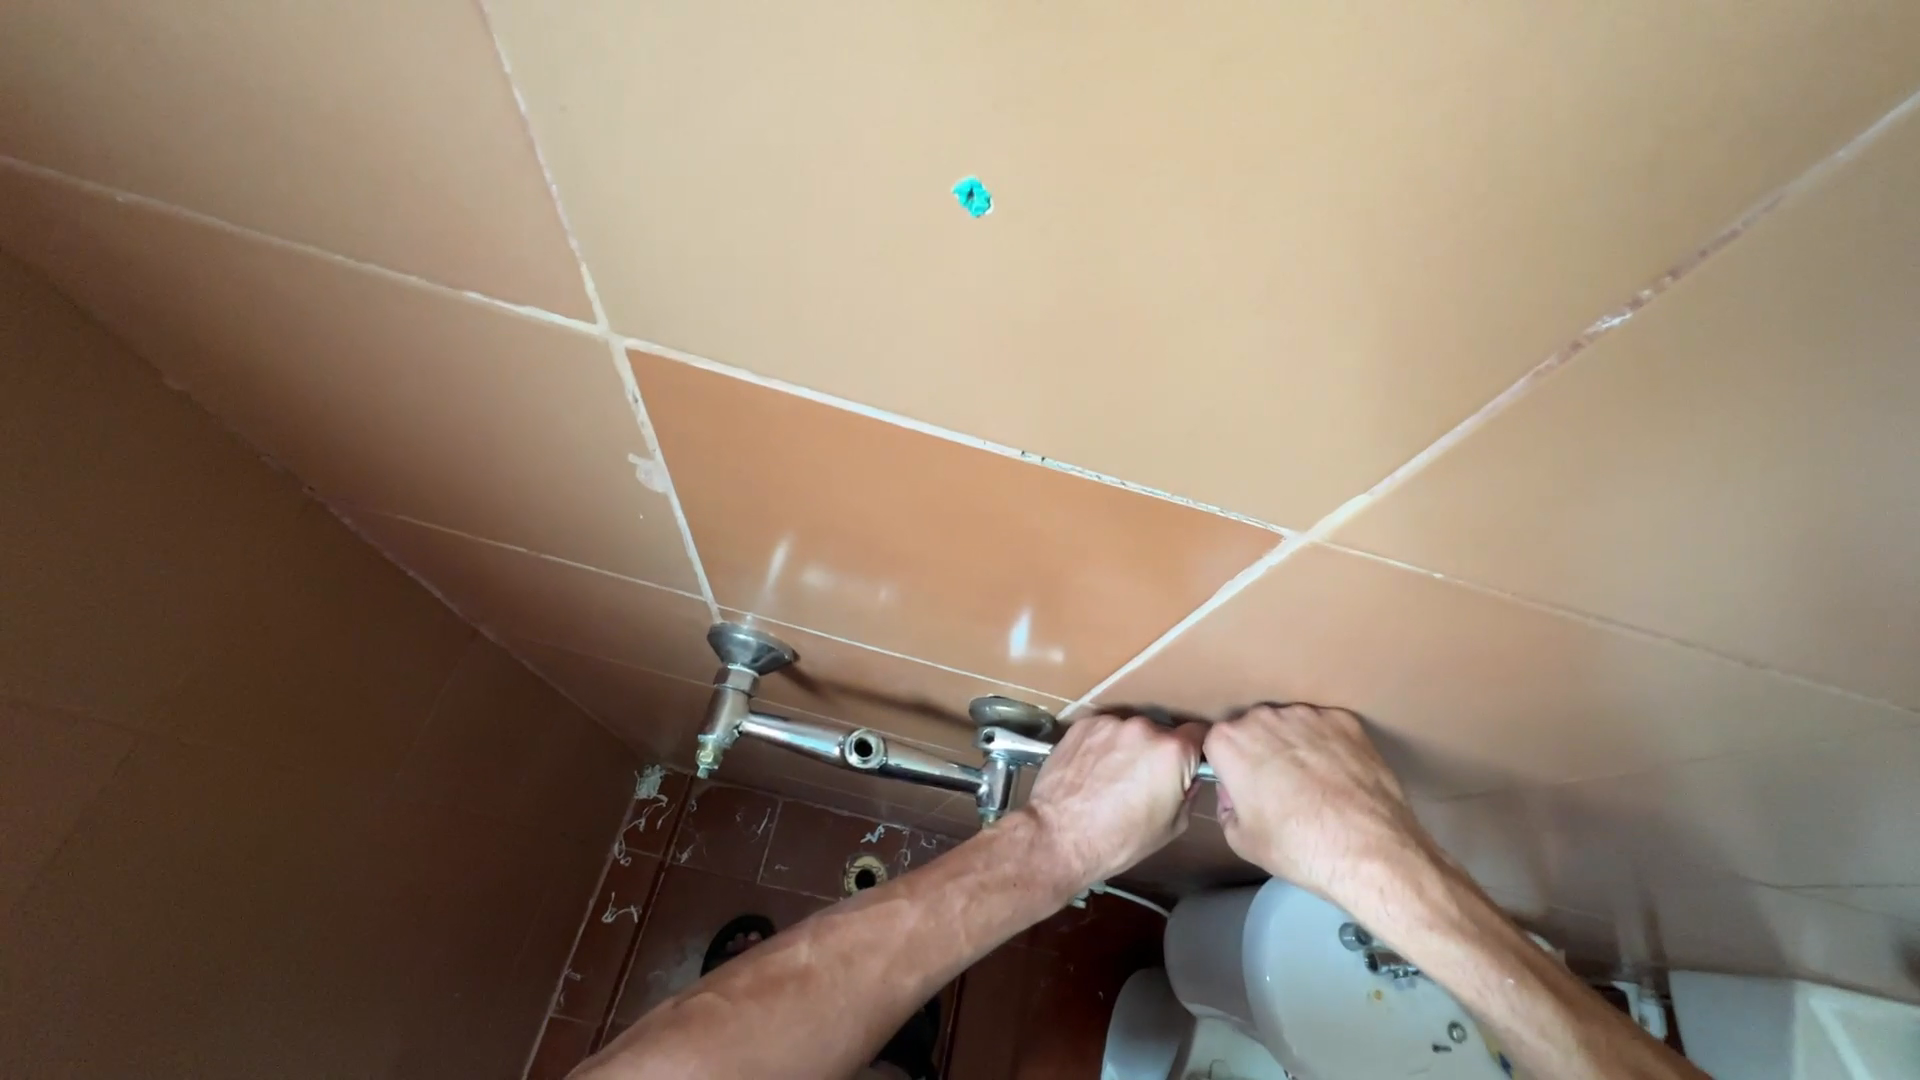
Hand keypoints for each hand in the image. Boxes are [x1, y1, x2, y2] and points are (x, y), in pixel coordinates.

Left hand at [1019, 713, 1206, 890]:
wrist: (1059, 835)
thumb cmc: (1118, 839)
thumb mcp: (1171, 826)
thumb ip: (1188, 793)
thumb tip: (1189, 778)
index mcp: (1172, 751)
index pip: (1199, 733)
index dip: (1194, 749)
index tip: (1187, 761)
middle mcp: (1143, 728)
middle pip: (1161, 732)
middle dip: (1156, 751)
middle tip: (1142, 779)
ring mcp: (1110, 723)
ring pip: (1130, 731)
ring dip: (1127, 746)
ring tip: (1111, 776)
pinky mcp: (1083, 724)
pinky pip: (1103, 730)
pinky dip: (1101, 744)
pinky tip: (1091, 770)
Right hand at [1203, 704, 1434, 907]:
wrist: (1370, 853)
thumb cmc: (1299, 847)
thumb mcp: (1240, 840)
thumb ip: (1226, 807)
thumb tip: (1236, 795)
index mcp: (1229, 742)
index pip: (1216, 744)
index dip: (1229, 768)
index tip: (1243, 787)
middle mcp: (1263, 718)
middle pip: (1253, 729)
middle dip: (1260, 752)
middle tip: (1279, 788)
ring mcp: (1306, 715)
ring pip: (1290, 726)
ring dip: (1295, 746)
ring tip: (1314, 784)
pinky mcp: (1344, 721)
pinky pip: (1326, 728)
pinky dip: (1329, 746)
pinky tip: (1338, 777)